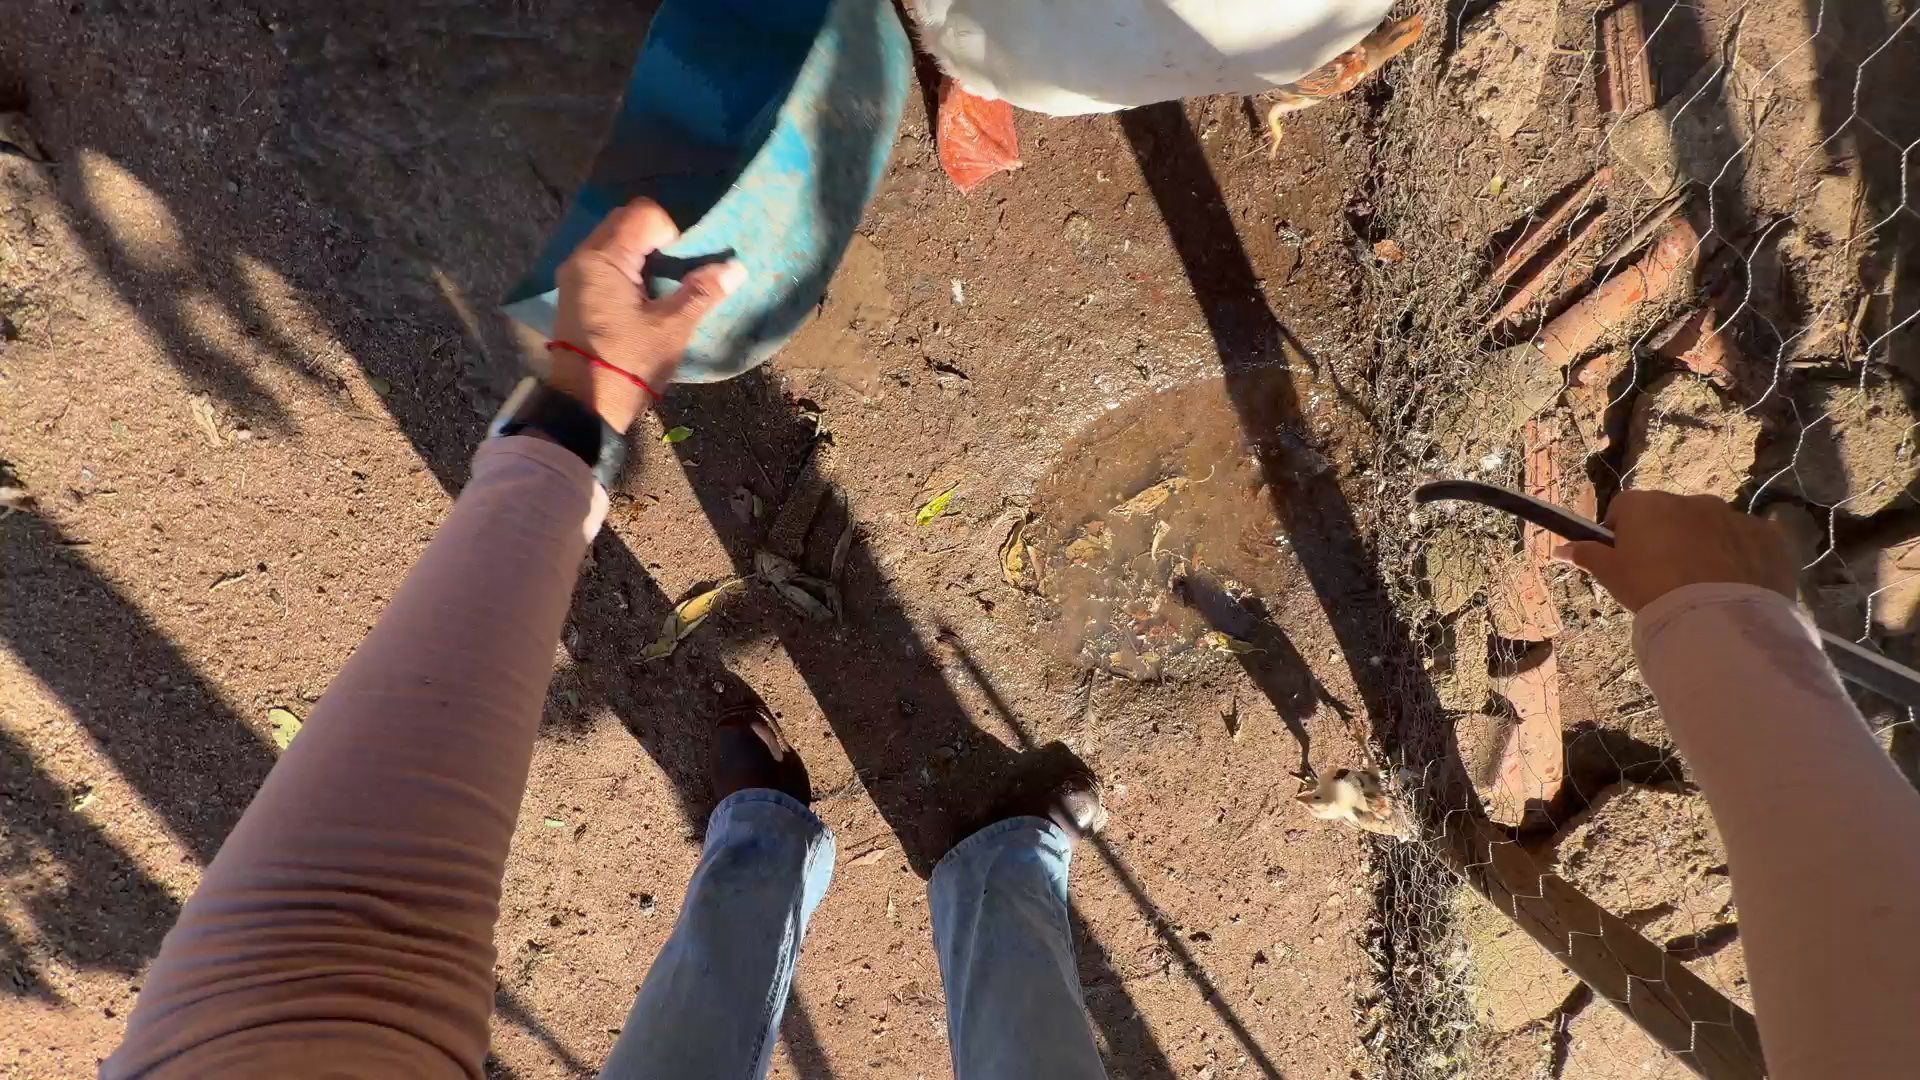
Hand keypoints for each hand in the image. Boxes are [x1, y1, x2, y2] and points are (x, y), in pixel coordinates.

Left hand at [546, 198, 745, 429]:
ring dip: (644, 256)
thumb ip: (702, 293)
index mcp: (604, 258)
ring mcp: (575, 276)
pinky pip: (605, 264)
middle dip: (659, 241)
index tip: (686, 263)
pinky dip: (628, 270)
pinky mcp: (576, 294)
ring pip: (614, 244)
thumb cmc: (630, 361)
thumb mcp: (672, 327)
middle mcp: (583, 257)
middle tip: (680, 273)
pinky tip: (644, 299)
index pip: (643, 214)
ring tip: (665, 288)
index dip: (673, 231)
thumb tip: (736, 268)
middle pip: (625, 223)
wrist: (587, 402)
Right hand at [1553, 490, 1796, 611]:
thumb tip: (1560, 549)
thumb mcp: (1608, 573)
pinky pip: (1748, 538)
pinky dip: (1738, 551)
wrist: (1718, 614)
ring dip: (1701, 541)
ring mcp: (1735, 516)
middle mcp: (1691, 500)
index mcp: (1647, 504)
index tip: (1621, 555)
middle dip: (1662, 534)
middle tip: (1657, 570)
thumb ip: (1585, 555)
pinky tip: (1732, 577)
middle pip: (1667, 513)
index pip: (1623, 507)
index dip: (1619, 530)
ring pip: (1708, 525)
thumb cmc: (1650, 586)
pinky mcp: (1771, 536)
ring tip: (1698, 577)